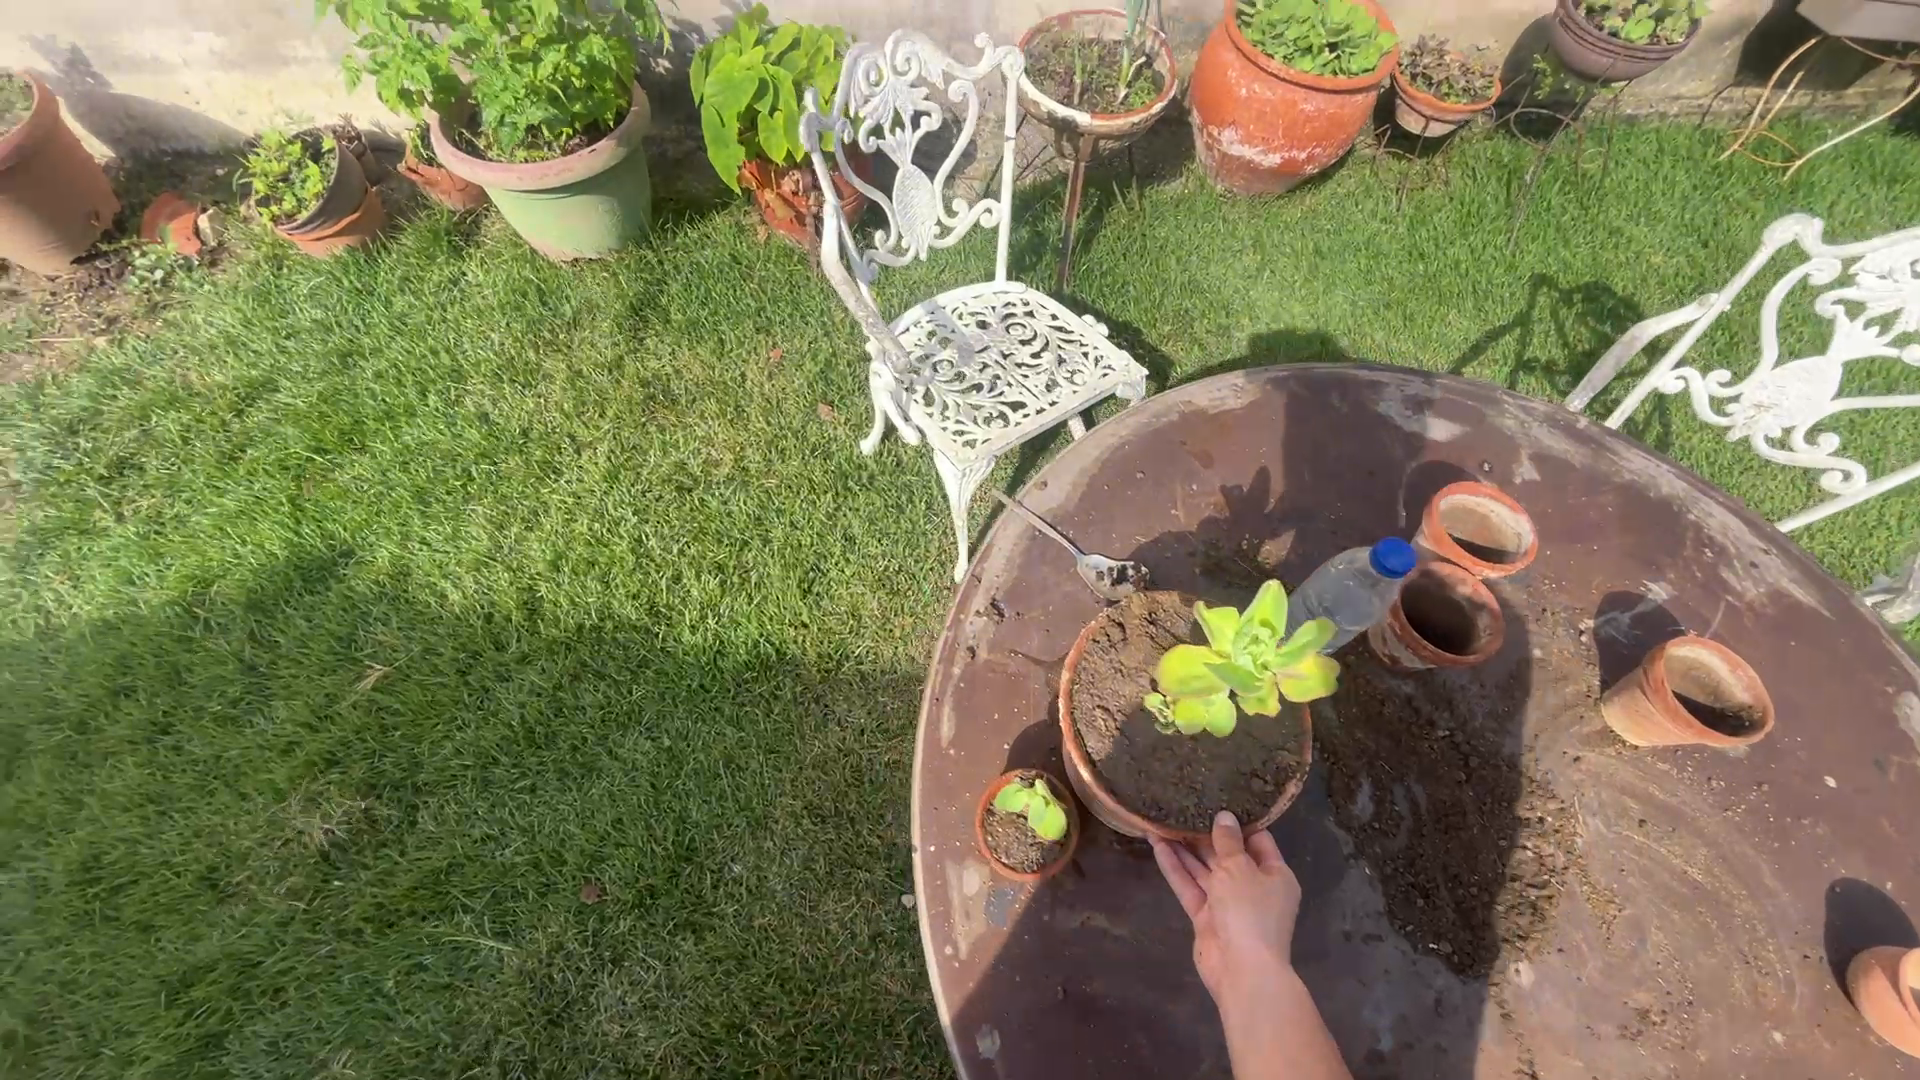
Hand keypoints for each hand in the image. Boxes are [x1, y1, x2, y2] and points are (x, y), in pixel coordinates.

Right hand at [1149, 810, 1300, 1004]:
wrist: (1242, 970)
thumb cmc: (1250, 910)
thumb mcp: (1239, 867)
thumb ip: (1227, 841)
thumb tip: (1224, 816)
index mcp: (1274, 874)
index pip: (1257, 840)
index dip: (1237, 822)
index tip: (1216, 798)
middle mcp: (1252, 886)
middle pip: (1226, 854)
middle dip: (1203, 833)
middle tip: (1181, 806)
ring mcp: (1228, 903)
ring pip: (1203, 869)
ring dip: (1183, 848)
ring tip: (1160, 820)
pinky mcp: (1206, 917)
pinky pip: (1190, 886)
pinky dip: (1175, 867)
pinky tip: (1156, 845)